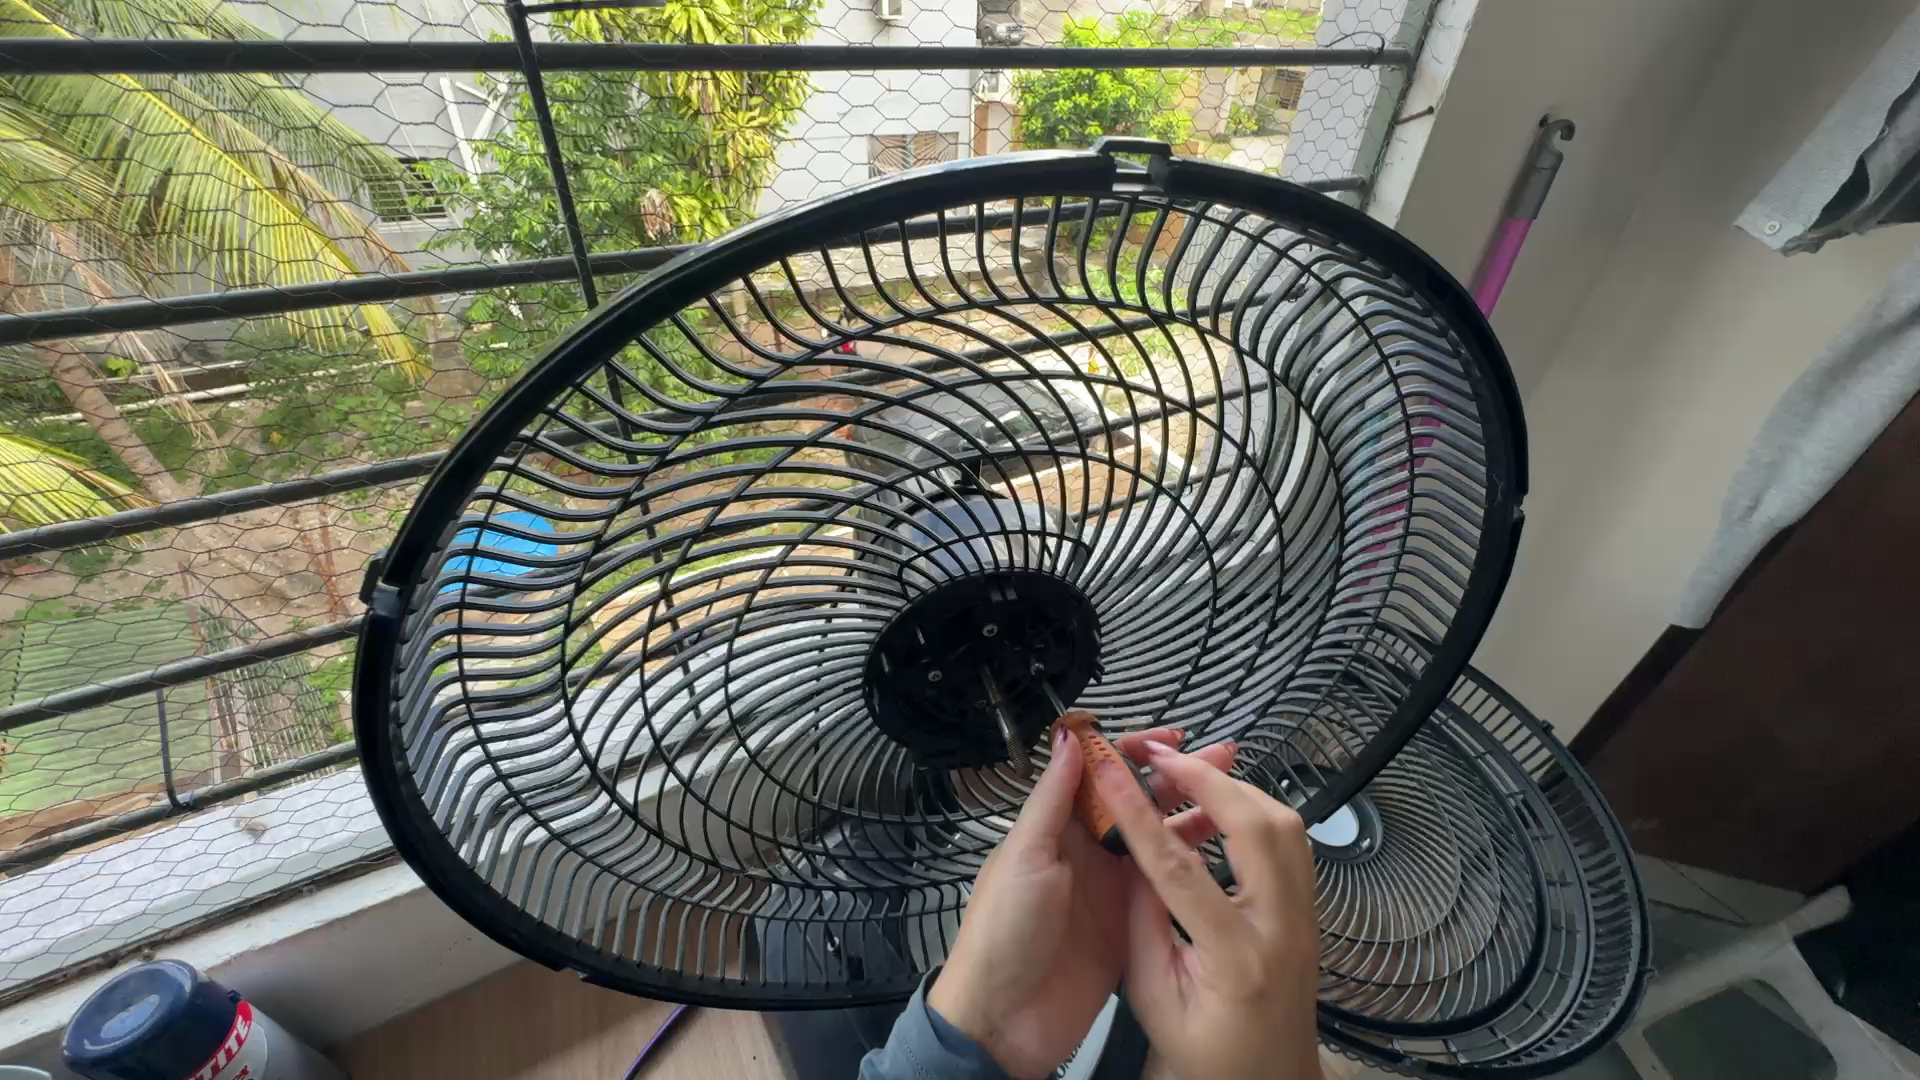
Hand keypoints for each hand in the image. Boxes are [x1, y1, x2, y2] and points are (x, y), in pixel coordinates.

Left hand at [929, 725, 1233, 1078]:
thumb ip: (1052, 798)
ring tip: (1228, 790)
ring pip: (1154, 837)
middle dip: (1172, 776)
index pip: (1096, 774)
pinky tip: (1218, 846)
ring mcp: (1111, 885)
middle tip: (1217, 756)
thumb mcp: (1024, 855)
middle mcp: (1085, 848)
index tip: (1166, 738)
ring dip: (1188, 812)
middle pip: (1133, 801)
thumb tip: (1069, 737)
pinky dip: (1188, 862)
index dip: (1130, 751)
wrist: (1005, 1021)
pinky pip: (1163, 883)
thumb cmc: (1002, 931)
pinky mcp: (1131, 922)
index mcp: (1055, 825)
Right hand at [1097, 742, 1320, 1079]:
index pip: (1179, 867)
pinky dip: (1252, 808)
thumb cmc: (1211, 1058)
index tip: (1111, 771)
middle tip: (1158, 756)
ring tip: (1184, 775)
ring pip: (1284, 823)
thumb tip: (1130, 852)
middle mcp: (1283, 930)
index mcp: (1236, 960)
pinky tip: (1218, 806)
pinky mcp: (1309, 910)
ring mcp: (1306, 918)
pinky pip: (1289, 839)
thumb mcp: (1154, 999)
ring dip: (1232, 787)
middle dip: (1203, 777)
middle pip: (1256, 826)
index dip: (1138, 812)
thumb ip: (1140, 920)